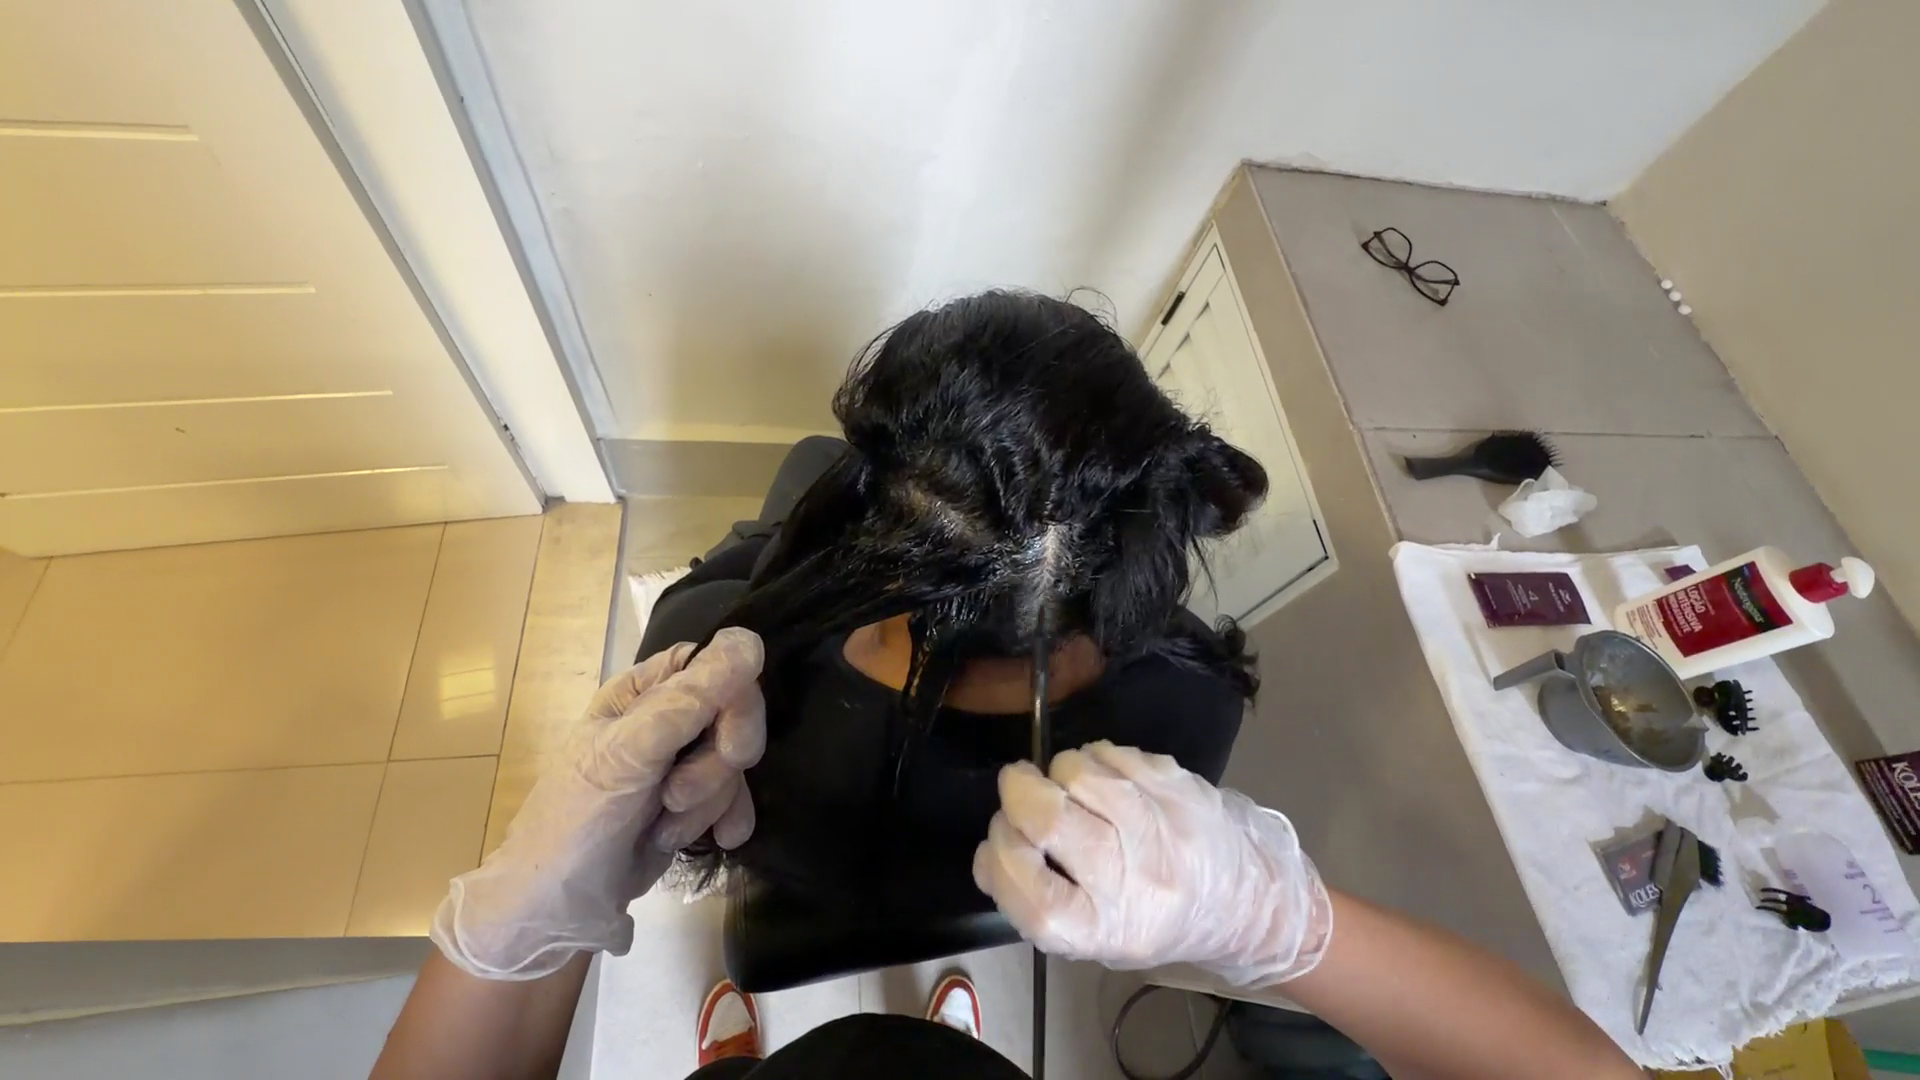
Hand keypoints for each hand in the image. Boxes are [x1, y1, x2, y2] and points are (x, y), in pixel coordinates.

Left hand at [431, 628, 765, 979]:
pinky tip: (711, 840)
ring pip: (736, 759)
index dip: (731, 695)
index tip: (725, 736)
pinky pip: (739, 794)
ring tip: (666, 828)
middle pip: (735, 711)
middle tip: (679, 793)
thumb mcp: (629, 754)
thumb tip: (750, 643)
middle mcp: (668, 716)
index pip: (712, 664)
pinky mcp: (697, 801)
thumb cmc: (577, 821)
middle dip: (717, 761)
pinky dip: (727, 819)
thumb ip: (689, 699)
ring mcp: (684, 760)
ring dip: (709, 801)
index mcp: (643, 691)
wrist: (560, 911)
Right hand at [973, 740, 1332, 986]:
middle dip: (1018, 791)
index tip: (1001, 836)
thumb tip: (988, 848)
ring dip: (1058, 771)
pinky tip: (1105, 776)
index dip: (999, 854)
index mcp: (1106, 930)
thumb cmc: (1156, 918)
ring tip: (1070, 785)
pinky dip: (1094, 757)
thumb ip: (1036, 899)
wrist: (1246, 898)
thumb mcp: (1095, 936)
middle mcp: (1133, 880)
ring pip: (1077, 772)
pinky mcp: (1177, 785)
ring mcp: (1159, 826)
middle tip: (1018, 786)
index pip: (1029, 893)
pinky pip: (1110, 751)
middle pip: (1049, 819)